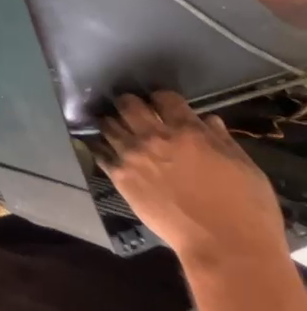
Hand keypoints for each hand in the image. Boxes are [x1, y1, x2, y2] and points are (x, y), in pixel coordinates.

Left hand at [96, 91, 285, 263]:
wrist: (226, 247)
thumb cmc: (248, 211)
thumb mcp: (248, 171)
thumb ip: (224, 142)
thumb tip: (208, 120)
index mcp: (189, 133)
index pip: (165, 98)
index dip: (164, 99)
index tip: (163, 104)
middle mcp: (153, 137)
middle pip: (127, 104)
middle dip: (130, 104)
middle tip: (134, 112)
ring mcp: (131, 154)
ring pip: (107, 124)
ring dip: (114, 124)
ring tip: (119, 130)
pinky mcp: (118, 173)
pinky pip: (98, 151)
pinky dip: (101, 147)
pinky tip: (106, 149)